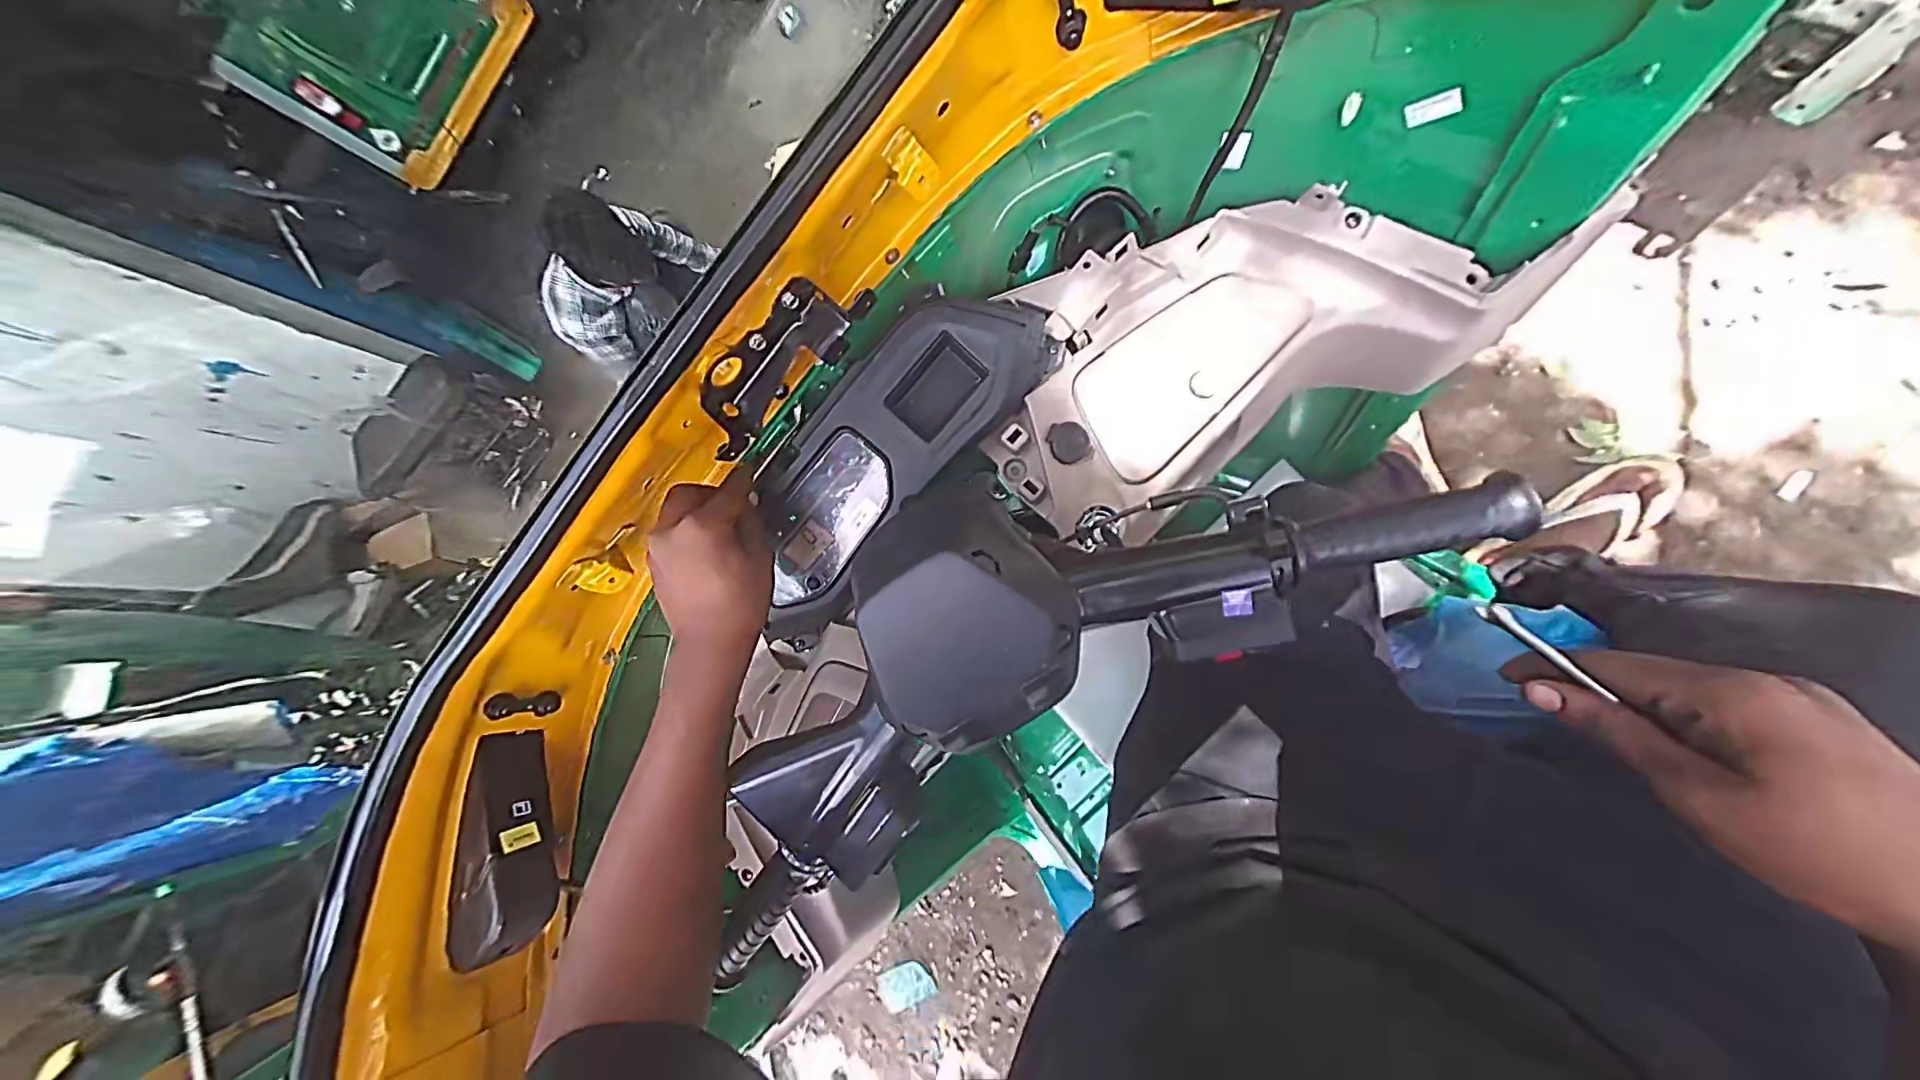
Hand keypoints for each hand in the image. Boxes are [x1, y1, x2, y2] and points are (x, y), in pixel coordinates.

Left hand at [646, 467, 771, 654]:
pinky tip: (707, 543)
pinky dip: (686, 528)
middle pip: (689, 492)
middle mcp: (673, 530)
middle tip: (733, 500)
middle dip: (712, 491)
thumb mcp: (759, 557)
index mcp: (702, 526)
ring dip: (697, 509)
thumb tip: (746, 506)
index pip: (727, 491)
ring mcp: (660, 546)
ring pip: (675, 509)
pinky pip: (670, 530)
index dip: (743, 480)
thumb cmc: (736, 607)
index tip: (748, 474)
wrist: (710, 641)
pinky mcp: (655, 561)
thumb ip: (750, 522)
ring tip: (720, 524)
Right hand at [1503, 650, 1919, 955]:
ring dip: (1638, 707)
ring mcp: (1799, 698)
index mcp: (1734, 692)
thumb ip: (1617, 733)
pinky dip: (1679, 718)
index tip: (1505, 676)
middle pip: (1652, 674)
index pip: (1616, 665)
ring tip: (1613, 739)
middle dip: (1594, 689)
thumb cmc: (1815, 849)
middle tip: (1547, 713)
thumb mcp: (1698, 793)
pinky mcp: (1817, 720)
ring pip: (1686, 690)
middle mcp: (1766, 681)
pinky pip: (1722, 705)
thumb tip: (1542, 689)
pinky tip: (1677, 748)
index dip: (1553, 666)